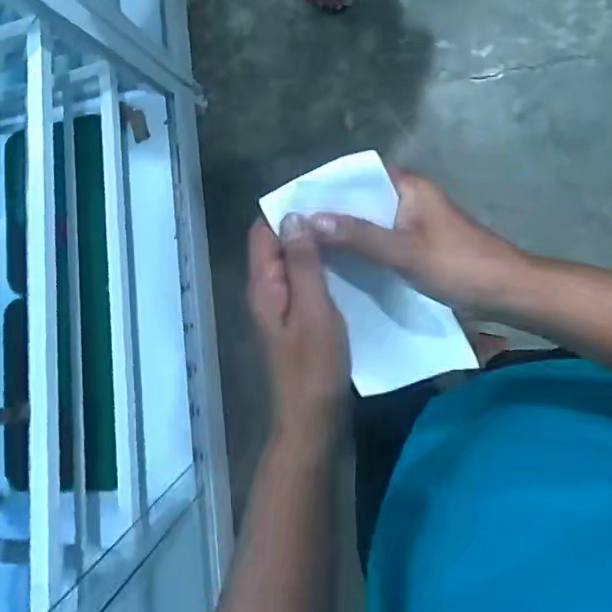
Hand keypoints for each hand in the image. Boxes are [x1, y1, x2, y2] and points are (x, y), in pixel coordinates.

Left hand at [247, 214, 349, 444]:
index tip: (319, 192)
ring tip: (347, 227)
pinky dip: (321, 266)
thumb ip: (304, 264)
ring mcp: (281, 306)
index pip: (264, 232)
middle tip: (341, 207)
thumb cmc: (314, 366)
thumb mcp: (314, 310)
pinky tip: (347, 262)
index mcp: (264, 285)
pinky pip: (304, 280)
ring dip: (314, 244)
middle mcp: (266, 290)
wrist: (313, 419)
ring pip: (293, 261)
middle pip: (277, 243)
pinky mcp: (296, 319)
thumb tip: (294, 217)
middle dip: (303, 223)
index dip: (287, 208)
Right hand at [310, 167, 527, 314]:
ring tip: (309, 247)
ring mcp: (416, 222)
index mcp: (410, 186)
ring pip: (371, 222)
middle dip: (332, 213)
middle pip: (363, 198)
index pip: (360, 175)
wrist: (508, 293)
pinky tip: (341, 265)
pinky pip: (382, 240)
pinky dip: (363, 249)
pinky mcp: (419, 244)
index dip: (329, 186)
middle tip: (295, 230)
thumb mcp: (404, 252)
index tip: (296, 202)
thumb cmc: (459, 265)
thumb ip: (359, 235)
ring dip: (347, 233)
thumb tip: (310, 219)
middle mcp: (411, 197)